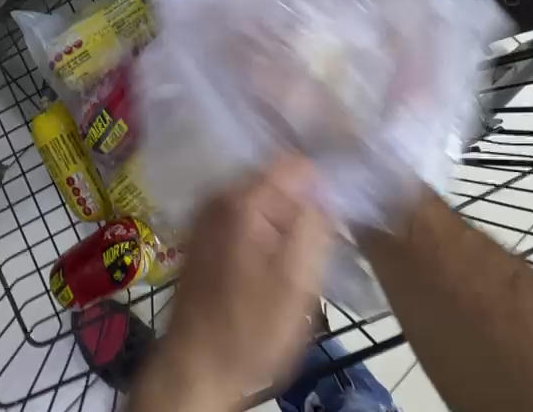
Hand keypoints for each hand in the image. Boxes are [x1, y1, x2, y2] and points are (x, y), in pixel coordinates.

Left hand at [134, 157, 332, 410]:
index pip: (295, 164)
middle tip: (322, 235)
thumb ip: (314, 225)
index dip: (321, 181)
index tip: (338, 206)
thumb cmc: (251, 327)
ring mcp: (204, 217)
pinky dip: (260, 229)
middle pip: (274, 180)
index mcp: (243, 199)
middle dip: (300, 202)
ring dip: (281, 218)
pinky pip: (240, 218)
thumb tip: (323, 191)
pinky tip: (272, 259)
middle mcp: (218, 197)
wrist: (194, 369)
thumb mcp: (298, 280)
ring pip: (258, 201)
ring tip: (299, 251)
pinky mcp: (200, 238)